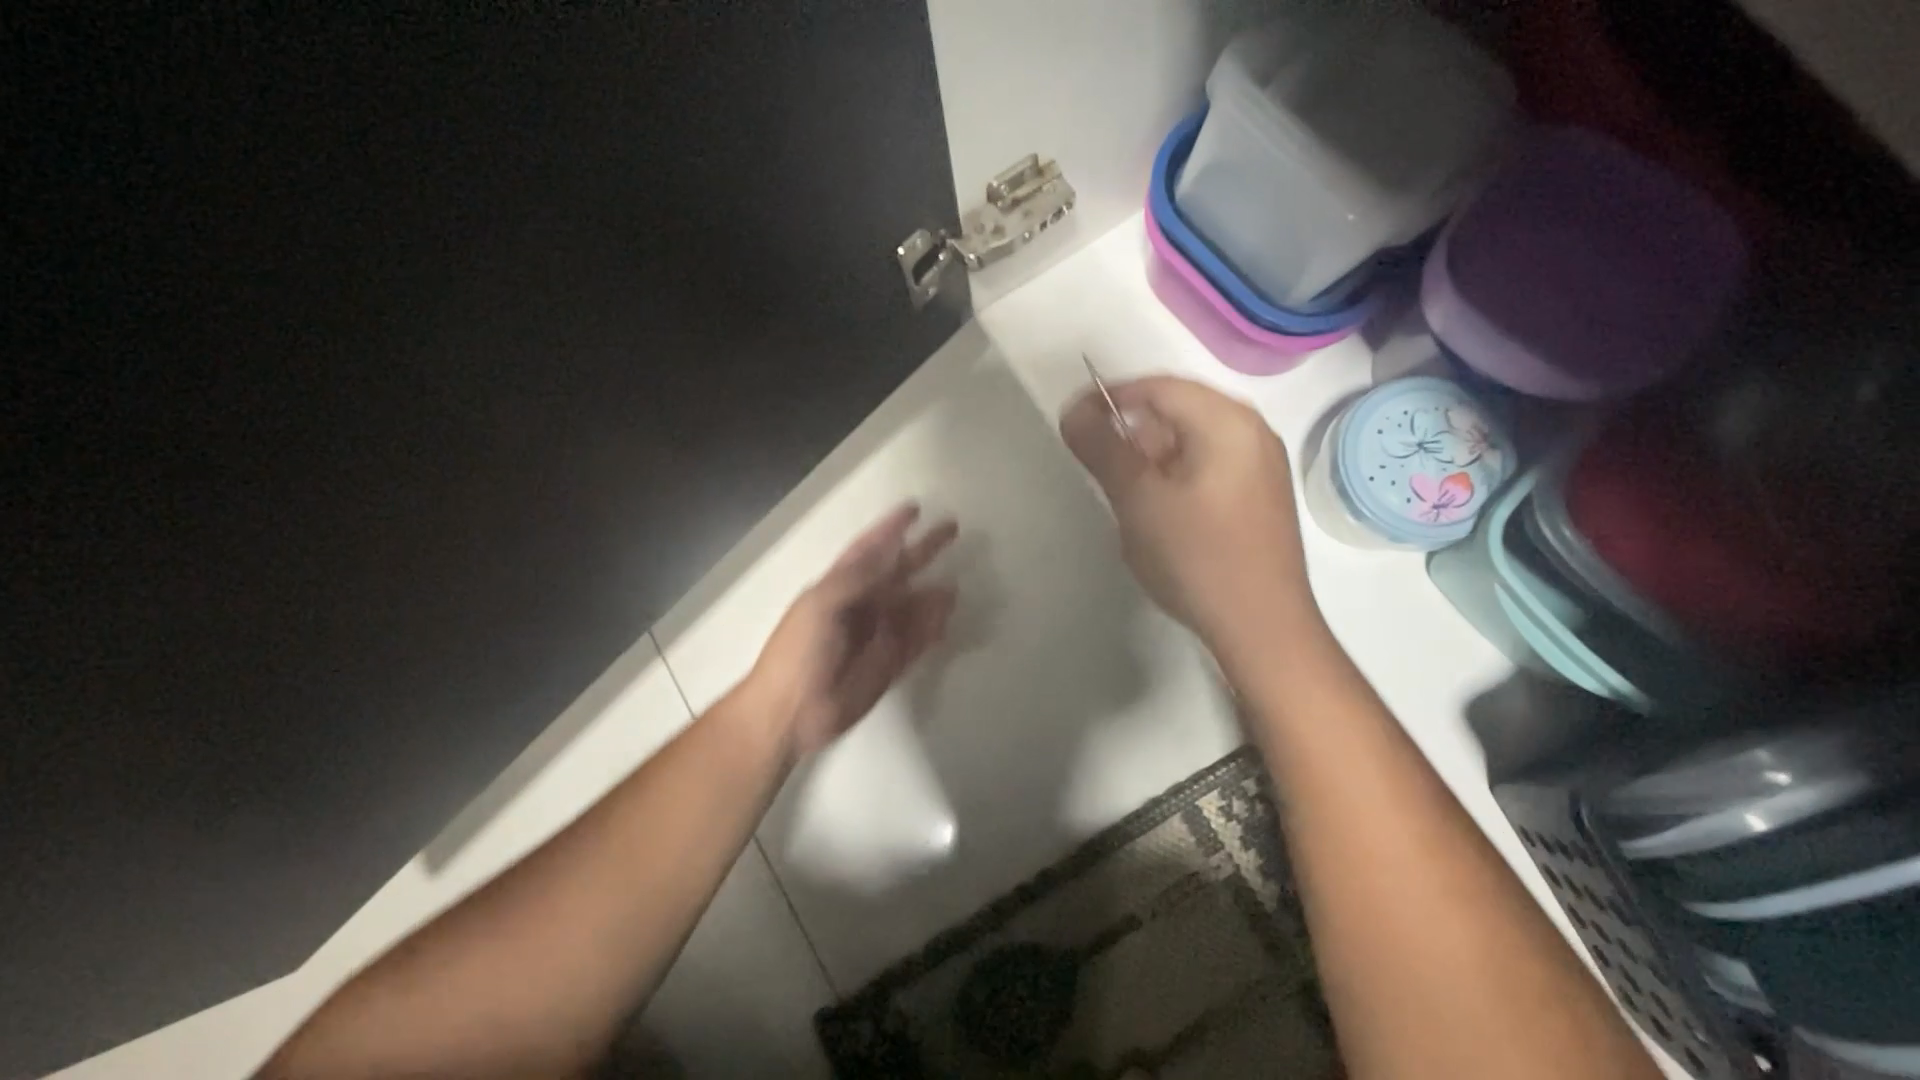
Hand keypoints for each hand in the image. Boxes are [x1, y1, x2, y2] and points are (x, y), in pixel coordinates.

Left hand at [745, 504, 958, 757]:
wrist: (792, 709)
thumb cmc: (800, 649)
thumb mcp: (824, 602)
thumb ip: (860, 575)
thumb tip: (894, 552)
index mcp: (840, 584)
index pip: (870, 547)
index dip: (891, 527)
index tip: (915, 508)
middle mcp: (862, 604)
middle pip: (899, 571)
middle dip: (924, 551)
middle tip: (952, 530)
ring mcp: (878, 634)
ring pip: (912, 607)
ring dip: (932, 596)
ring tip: (954, 587)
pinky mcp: (889, 663)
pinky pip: (917, 641)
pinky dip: (932, 630)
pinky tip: (946, 621)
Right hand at [1060, 376, 1319, 658]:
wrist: (1263, 627)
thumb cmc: (1198, 558)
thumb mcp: (1139, 500)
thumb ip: (1103, 449)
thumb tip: (1073, 411)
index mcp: (1227, 421)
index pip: (1158, 387)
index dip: (1110, 399)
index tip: (1074, 426)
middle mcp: (1253, 431)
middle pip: (1178, 410)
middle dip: (1132, 432)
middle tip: (1101, 469)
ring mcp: (1262, 465)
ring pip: (1193, 441)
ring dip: (1152, 457)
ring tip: (1127, 497)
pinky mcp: (1261, 497)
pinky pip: (1210, 466)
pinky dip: (1177, 476)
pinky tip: (1160, 514)